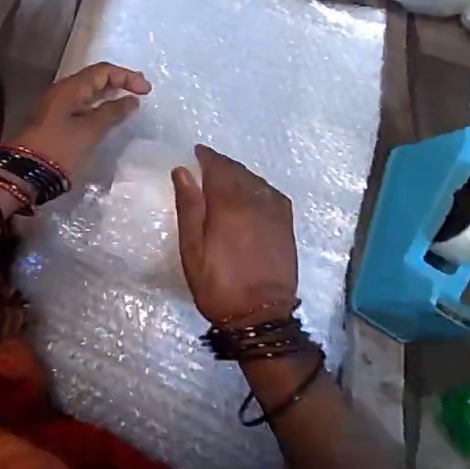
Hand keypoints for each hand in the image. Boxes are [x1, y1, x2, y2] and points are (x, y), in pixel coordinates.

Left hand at [9, 63, 150, 179]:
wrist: (28, 170)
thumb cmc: (61, 147)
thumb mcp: (90, 129)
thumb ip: (112, 112)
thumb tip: (131, 100)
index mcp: (70, 87)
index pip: (103, 71)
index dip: (126, 76)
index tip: (146, 90)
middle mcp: (63, 91)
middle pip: (95, 78)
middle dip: (119, 81)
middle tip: (141, 91)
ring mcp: (58, 105)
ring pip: (89, 92)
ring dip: (110, 94)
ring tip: (130, 102)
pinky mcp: (57, 120)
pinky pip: (83, 104)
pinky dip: (100, 106)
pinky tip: (110, 115)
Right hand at [172, 145, 297, 326]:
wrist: (261, 316)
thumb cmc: (218, 285)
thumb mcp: (192, 250)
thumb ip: (189, 208)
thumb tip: (183, 172)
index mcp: (229, 205)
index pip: (219, 168)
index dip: (207, 158)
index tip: (196, 152)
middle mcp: (255, 202)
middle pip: (239, 172)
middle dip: (222, 164)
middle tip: (207, 164)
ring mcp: (275, 214)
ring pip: (256, 182)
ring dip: (240, 175)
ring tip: (226, 177)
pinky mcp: (286, 227)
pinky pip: (273, 195)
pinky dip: (259, 187)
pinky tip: (252, 193)